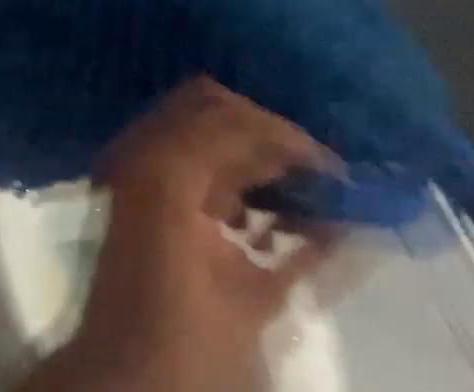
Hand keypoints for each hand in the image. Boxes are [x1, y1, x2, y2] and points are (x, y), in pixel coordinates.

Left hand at [23, 78, 340, 391]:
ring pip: (196, 131)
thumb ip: (305, 253)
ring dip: (248, 156)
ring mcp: (131, 173)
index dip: (290, 139)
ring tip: (302, 204)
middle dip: (268, 137)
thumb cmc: (189, 344)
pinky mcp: (133, 196)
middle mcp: (142, 158)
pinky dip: (224, 178)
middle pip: (210, 109)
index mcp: (168, 173)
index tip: (338, 174)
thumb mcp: (255, 298)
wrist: (123, 376)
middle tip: (320, 180)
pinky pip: (183, 162)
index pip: (232, 117)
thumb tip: (350, 221)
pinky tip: (262, 224)